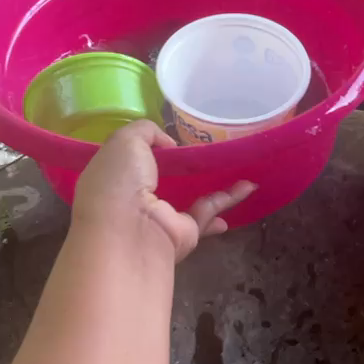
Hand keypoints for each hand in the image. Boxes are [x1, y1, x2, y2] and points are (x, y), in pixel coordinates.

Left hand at [73, 120, 255, 261]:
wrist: (129, 231)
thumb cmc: (120, 182)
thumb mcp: (125, 140)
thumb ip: (147, 131)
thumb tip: (169, 144)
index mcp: (115, 179)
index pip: (134, 161)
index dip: (152, 148)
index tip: (173, 137)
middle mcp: (136, 200)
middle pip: (166, 180)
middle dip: (184, 167)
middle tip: (206, 150)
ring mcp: (162, 218)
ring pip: (191, 196)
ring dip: (214, 183)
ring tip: (237, 167)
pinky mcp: (186, 232)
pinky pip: (209, 210)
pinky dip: (229, 198)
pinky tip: (248, 186)